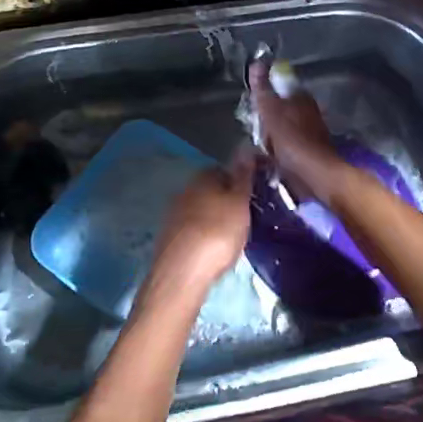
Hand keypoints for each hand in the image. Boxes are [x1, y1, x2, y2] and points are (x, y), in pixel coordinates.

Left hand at [150, 152, 253, 289]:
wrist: (182, 273)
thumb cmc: (217, 233)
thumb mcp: (240, 203)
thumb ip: (243, 177)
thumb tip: (245, 148)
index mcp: (202, 177)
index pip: (224, 169)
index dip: (240, 182)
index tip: (253, 198)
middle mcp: (184, 190)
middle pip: (211, 190)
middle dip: (226, 201)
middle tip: (245, 219)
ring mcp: (173, 214)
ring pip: (201, 210)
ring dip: (214, 219)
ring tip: (231, 237)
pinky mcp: (169, 238)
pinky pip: (192, 230)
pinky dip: (203, 236)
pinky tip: (212, 250)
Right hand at [250, 60, 343, 192]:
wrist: (315, 175)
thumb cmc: (292, 140)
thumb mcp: (271, 111)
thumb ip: (262, 90)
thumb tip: (256, 63)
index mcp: (301, 97)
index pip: (278, 88)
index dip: (263, 96)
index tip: (252, 106)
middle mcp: (307, 112)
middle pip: (279, 110)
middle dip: (265, 119)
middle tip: (254, 129)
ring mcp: (308, 133)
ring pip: (281, 130)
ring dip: (269, 138)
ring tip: (259, 147)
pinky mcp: (307, 152)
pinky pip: (285, 147)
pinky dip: (276, 152)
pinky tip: (269, 159)